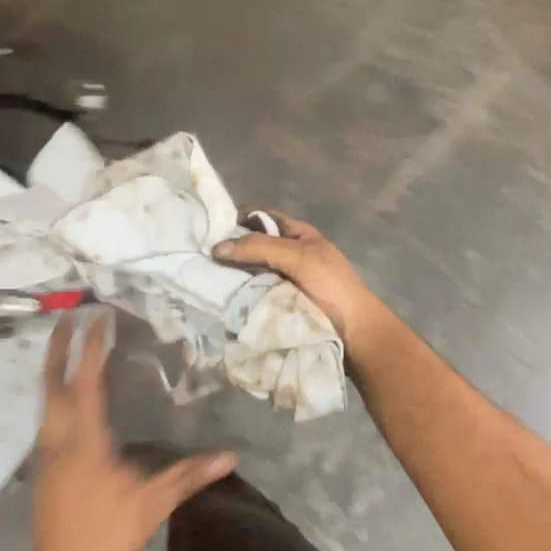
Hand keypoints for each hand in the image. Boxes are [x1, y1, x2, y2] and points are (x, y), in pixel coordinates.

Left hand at [27, 309, 236, 550]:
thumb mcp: (153, 505)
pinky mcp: (42, 466)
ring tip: (63, 343)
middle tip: (64, 316)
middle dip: (58, 346)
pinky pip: (45, 415)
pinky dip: (52, 392)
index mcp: (85, 440)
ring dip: (52, 367)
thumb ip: (189, 477)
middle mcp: (58, 437)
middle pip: (52, 381)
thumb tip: (231, 456)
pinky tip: (64, 396)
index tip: (97, 319)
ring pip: (44, 398)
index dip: (92, 349)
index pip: (86, 382)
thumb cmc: (105, 534)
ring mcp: (45, 451)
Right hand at [212, 211, 387, 342]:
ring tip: (201, 277)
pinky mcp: (273, 305)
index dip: (237, 218)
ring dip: (228, 275)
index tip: (208, 227)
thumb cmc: (331, 286)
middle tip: (198, 255)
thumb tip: (215, 248)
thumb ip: (260, 247)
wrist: (352, 333)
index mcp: (297, 235)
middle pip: (250, 246)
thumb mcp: (298, 257)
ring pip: (247, 272)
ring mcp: (279, 282)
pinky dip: (235, 295)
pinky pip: (249, 295)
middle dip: (228, 249)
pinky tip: (215, 297)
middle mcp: (286, 255)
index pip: (261, 218)